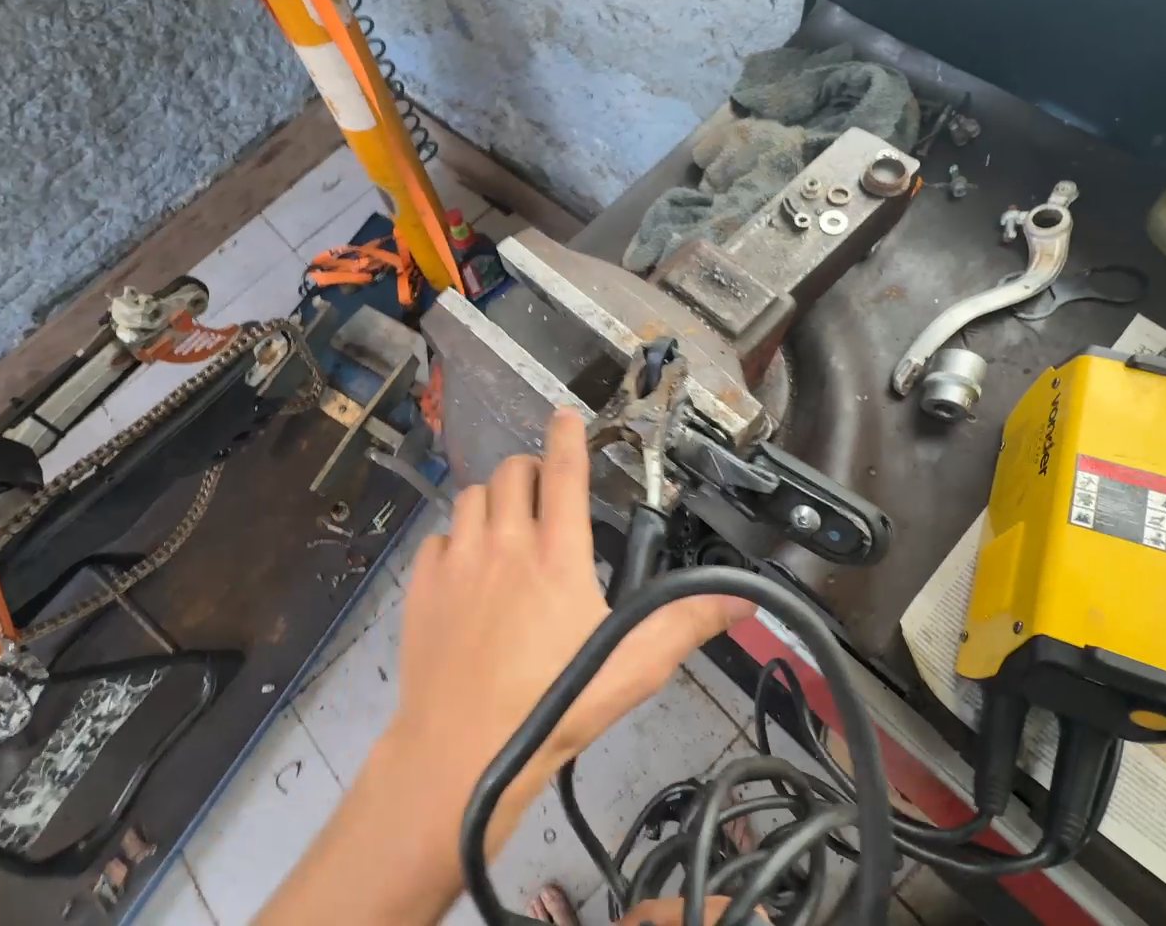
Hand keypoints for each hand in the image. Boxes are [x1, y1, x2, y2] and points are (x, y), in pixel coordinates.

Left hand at [384, 408, 752, 826]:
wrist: (462, 748)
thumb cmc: (552, 706)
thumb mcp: (631, 669)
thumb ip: (684, 624)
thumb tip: (742, 600)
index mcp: (558, 556)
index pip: (565, 474)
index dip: (568, 437)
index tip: (566, 416)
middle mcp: (506, 543)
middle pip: (513, 473)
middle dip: (531, 471)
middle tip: (544, 495)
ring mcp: (459, 560)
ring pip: (473, 495)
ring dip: (494, 500)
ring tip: (507, 527)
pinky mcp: (424, 583)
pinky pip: (439, 535)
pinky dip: (456, 538)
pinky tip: (467, 567)